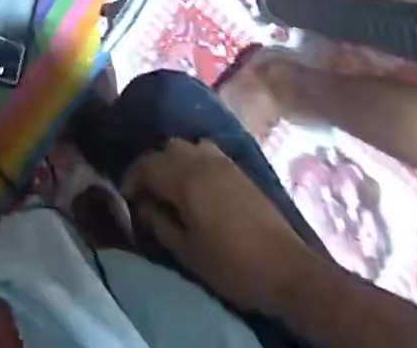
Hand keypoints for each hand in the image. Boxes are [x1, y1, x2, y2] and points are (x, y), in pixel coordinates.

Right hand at [123, 138, 321, 316]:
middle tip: (147, 191)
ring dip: (171, 159)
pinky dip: (193, 158)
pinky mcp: (238, 169)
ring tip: (171, 184)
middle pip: (163, 150)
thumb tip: (144, 206)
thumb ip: (159, 224)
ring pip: (184, 146)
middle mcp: (199, 161)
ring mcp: (221, 162)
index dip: (131, 178)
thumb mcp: (187, 252)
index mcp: (183, 179)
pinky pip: (205, 150)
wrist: (288, 271)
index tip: (127, 196)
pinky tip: (197, 181)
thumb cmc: (232, 265)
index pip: (145, 165)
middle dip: (149, 167)